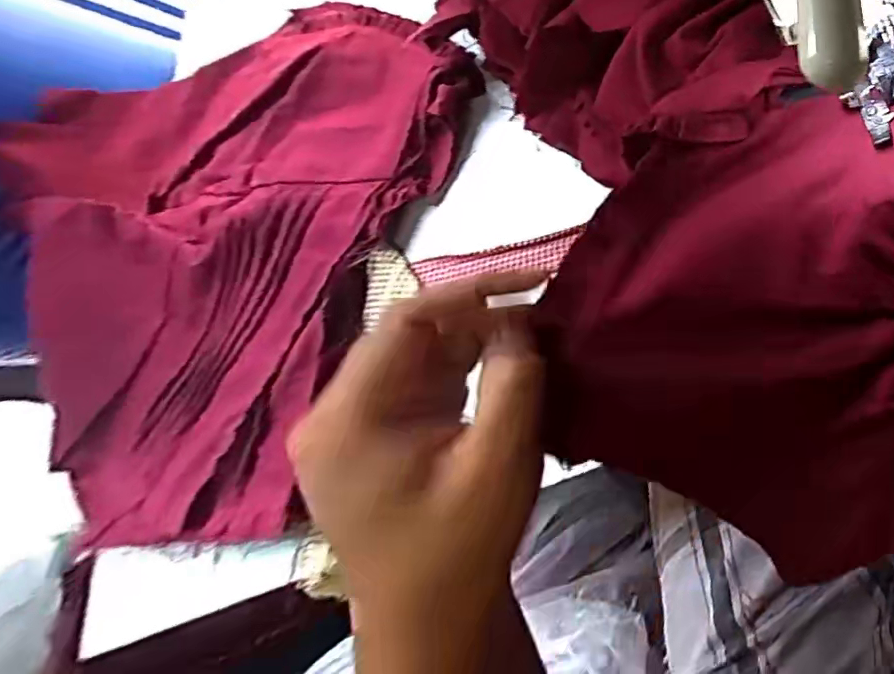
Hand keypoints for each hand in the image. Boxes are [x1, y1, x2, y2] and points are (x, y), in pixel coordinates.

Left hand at [287, 270, 547, 635]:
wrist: (433, 614)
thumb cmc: (460, 541)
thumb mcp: (499, 457)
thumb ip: (512, 380)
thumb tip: (521, 321)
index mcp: (350, 417)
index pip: (406, 319)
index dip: (474, 288)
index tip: (538, 279)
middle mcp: (343, 410)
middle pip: (415, 330)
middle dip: (486, 313)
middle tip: (549, 313)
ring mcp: (364, 420)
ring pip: (428, 348)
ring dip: (486, 335)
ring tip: (542, 333)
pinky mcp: (390, 428)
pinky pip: (434, 372)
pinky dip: (478, 358)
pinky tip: (518, 360)